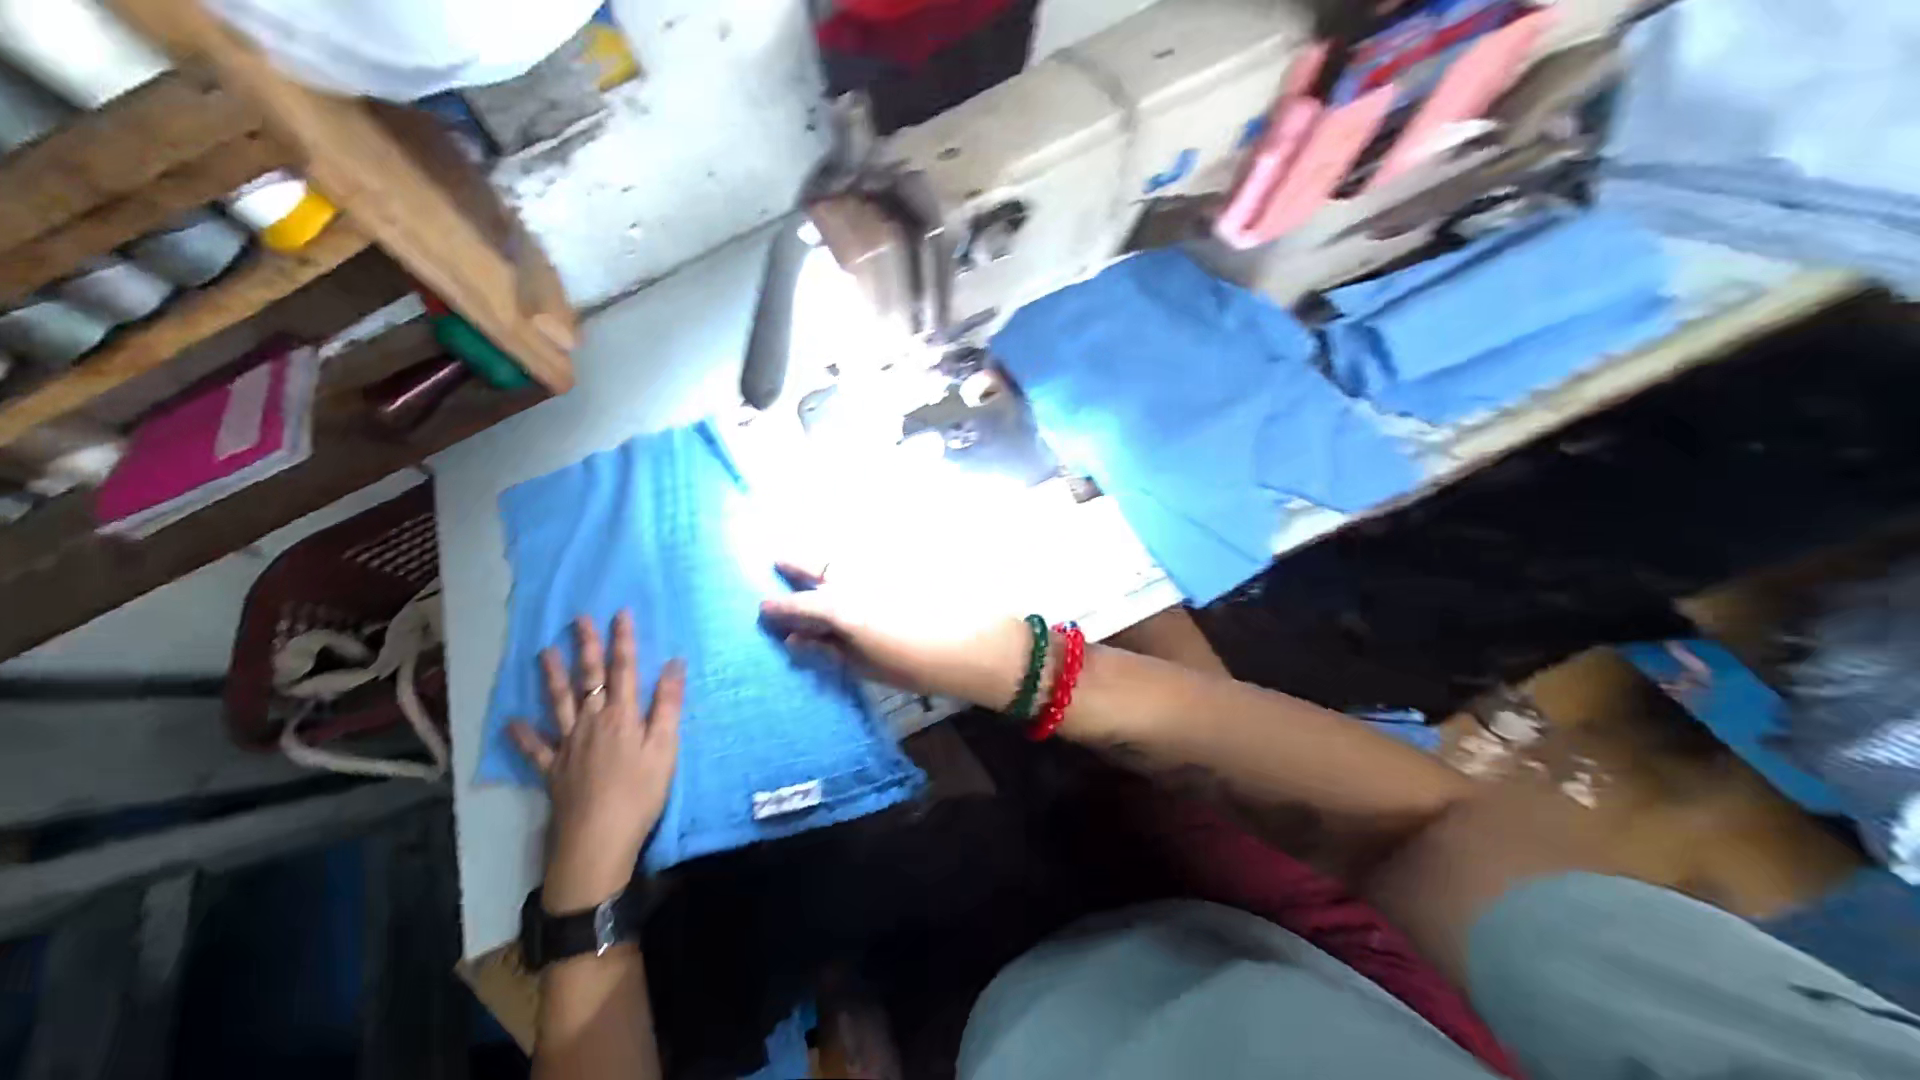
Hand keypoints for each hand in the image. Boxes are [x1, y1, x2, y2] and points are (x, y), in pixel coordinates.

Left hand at [509, 611, 683, 912]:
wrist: (597, 839)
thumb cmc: (641, 792)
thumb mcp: (666, 748)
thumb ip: (668, 705)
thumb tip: (673, 663)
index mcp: (623, 716)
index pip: (624, 669)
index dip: (622, 640)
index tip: (619, 613)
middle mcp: (593, 722)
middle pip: (590, 679)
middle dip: (586, 647)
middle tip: (579, 619)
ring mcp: (569, 745)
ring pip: (560, 703)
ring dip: (553, 677)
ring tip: (545, 653)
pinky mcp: (553, 769)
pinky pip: (536, 748)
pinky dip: (523, 734)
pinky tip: (512, 722)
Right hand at [759, 560, 1034, 710]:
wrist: (978, 645)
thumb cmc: (918, 667)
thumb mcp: (866, 666)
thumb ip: (828, 650)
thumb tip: (795, 639)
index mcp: (842, 607)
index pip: (799, 604)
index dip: (778, 608)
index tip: (762, 607)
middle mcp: (856, 578)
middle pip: (817, 564)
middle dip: (794, 561)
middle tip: (778, 559)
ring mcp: (880, 565)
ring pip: (842, 554)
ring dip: (824, 557)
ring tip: (811, 561)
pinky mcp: (903, 560)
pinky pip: (869, 553)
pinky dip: (855, 557)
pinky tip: (852, 563)